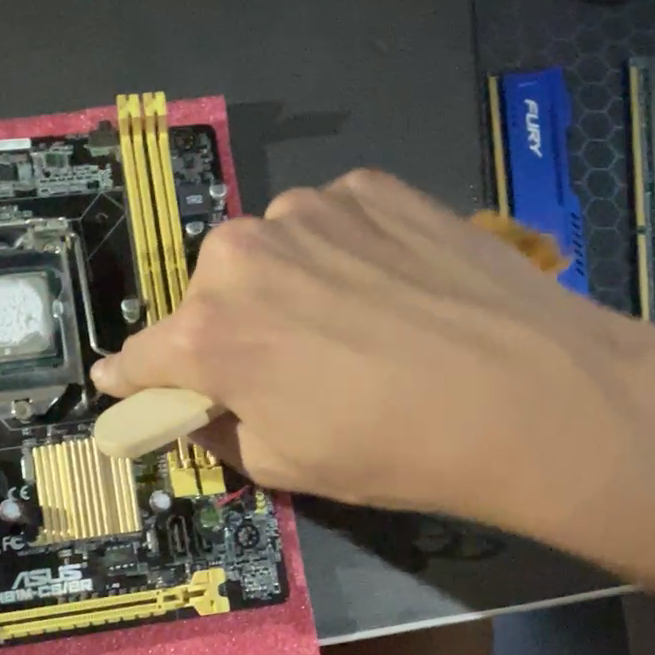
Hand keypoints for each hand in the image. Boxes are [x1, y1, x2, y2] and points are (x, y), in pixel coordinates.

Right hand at [91, 170, 654, 550]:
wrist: (527, 393)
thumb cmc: (393, 449)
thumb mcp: (286, 467)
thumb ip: (219, 432)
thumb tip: (194, 410)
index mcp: (210, 332)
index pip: (143, 356)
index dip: (134, 378)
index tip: (127, 385)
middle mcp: (244, 253)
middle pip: (211, 298)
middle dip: (229, 332)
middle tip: (283, 369)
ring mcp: (312, 210)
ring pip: (273, 253)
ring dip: (288, 287)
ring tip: (352, 329)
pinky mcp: (374, 188)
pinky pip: (333, 226)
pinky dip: (343, 256)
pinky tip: (389, 292)